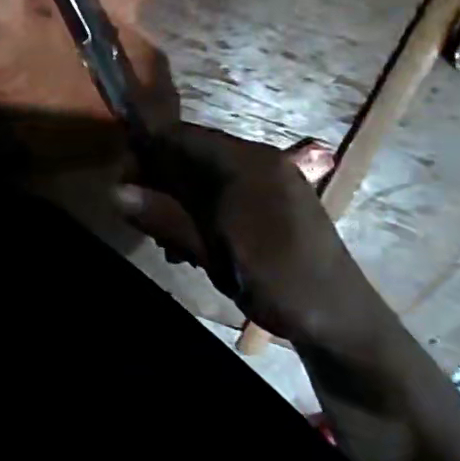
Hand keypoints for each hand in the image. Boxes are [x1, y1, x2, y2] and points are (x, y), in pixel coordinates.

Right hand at [123, 124, 388, 347]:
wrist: (344, 324)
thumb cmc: (279, 281)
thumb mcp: (215, 253)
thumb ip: (166, 218)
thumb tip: (115, 191)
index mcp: (249, 162)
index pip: (183, 136)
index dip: (147, 153)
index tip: (122, 184)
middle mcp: (259, 162)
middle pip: (192, 156)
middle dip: (161, 184)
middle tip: (141, 219)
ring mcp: (269, 184)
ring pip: (204, 178)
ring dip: (178, 204)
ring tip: (169, 243)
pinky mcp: (273, 206)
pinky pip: (224, 195)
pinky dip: (201, 214)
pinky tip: (194, 248)